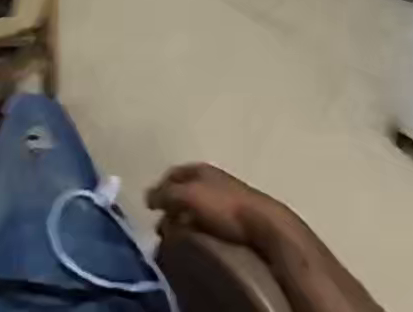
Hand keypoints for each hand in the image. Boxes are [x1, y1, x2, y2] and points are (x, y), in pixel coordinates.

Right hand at [145, 163, 281, 246]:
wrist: (264, 225)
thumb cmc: (223, 206)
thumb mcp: (187, 194)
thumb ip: (165, 193)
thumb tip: (147, 198)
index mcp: (198, 168)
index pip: (171, 174)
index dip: (159, 189)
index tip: (150, 209)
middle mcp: (210, 179)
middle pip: (183, 191)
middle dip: (171, 208)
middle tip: (163, 229)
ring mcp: (225, 198)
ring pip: (196, 208)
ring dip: (185, 221)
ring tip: (179, 240)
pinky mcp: (236, 219)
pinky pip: (210, 222)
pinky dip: (200, 230)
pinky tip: (198, 243)